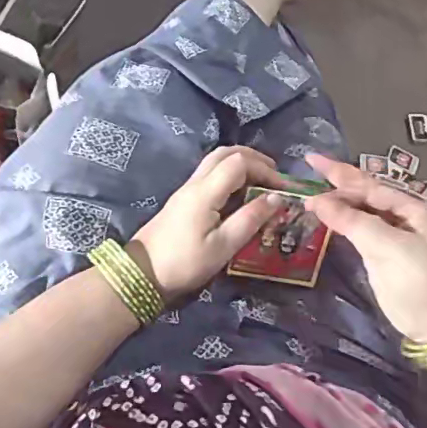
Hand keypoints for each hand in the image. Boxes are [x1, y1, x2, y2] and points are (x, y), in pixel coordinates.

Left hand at [131, 146, 286, 296]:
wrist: (142, 274)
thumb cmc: (185, 263)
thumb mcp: (223, 246)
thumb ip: (250, 219)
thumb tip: (277, 198)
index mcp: (205, 192)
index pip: (239, 163)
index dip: (265, 170)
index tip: (284, 189)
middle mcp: (194, 184)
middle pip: (225, 154)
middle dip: (254, 159)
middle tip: (276, 176)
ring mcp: (186, 190)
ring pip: (215, 162)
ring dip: (241, 164)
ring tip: (262, 182)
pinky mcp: (182, 200)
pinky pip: (209, 175)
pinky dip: (229, 175)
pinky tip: (240, 193)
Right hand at [303, 153, 426, 341]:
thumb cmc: (421, 281)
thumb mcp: (389, 248)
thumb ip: (354, 222)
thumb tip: (317, 201)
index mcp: (408, 207)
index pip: (368, 185)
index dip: (339, 174)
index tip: (310, 162)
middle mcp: (399, 217)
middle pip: (364, 192)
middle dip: (337, 180)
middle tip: (309, 164)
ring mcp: (390, 237)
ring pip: (359, 210)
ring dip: (337, 200)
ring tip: (312, 190)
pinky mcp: (380, 256)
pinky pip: (357, 229)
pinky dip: (340, 221)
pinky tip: (328, 216)